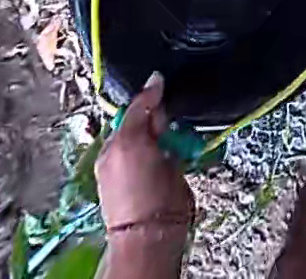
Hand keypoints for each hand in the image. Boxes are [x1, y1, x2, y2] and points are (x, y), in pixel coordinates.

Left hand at [96, 73, 193, 235]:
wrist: (156, 227)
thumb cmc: (134, 188)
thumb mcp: (129, 141)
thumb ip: (140, 107)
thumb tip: (155, 77)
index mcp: (115, 144)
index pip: (134, 108)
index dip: (148, 99)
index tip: (161, 95)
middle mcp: (135, 150)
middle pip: (155, 115)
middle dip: (165, 113)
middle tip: (165, 126)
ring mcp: (156, 159)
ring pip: (172, 128)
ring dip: (179, 125)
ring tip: (179, 133)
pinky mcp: (176, 167)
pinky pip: (186, 142)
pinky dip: (190, 139)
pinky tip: (190, 141)